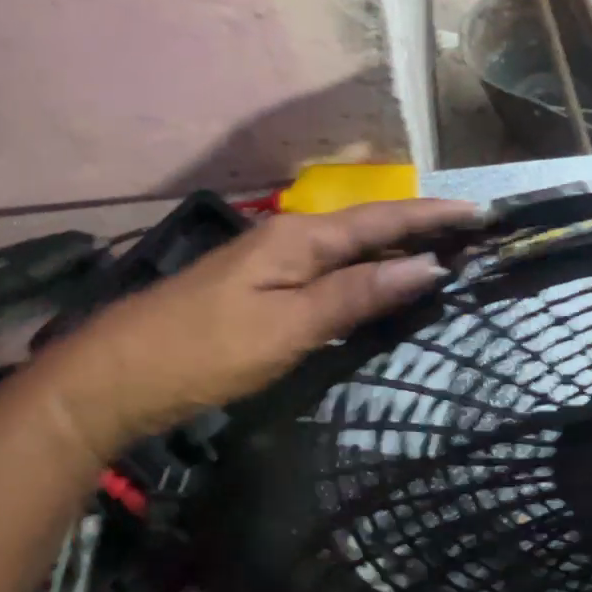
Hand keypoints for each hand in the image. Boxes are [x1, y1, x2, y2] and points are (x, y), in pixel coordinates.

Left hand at [43, 199, 479, 454]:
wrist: (109, 379)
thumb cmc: (204, 351)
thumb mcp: (288, 326)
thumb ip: (358, 293)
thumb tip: (426, 266)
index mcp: (301, 238)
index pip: (384, 219)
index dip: (434, 215)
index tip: (481, 212)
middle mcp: (291, 239)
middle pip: (370, 227)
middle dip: (422, 227)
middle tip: (473, 233)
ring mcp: (273, 263)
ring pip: (351, 249)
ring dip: (397, 248)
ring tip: (443, 253)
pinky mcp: (263, 289)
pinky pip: (332, 271)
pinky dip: (367, 272)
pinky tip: (381, 284)